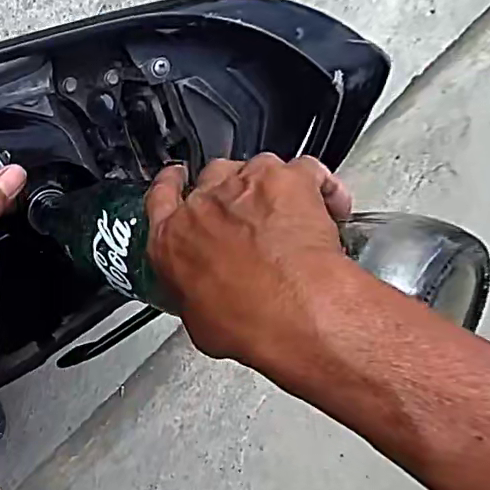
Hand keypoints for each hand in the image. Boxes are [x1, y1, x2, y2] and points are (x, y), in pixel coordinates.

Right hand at [145, 154, 354, 362]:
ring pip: (257, 168)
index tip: (177, 177)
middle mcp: (203, 205)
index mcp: (170, 238)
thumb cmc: (247, 319)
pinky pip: (304, 169)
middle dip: (228, 191)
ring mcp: (243, 186)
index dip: (171, 183)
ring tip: (292, 216)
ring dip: (270, 187)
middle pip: (212, 176)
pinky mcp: (287, 179)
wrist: (292, 310)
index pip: (160, 196)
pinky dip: (319, 187)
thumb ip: (194, 294)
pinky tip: (328, 207)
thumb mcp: (199, 321)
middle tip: (248, 216)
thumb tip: (205, 301)